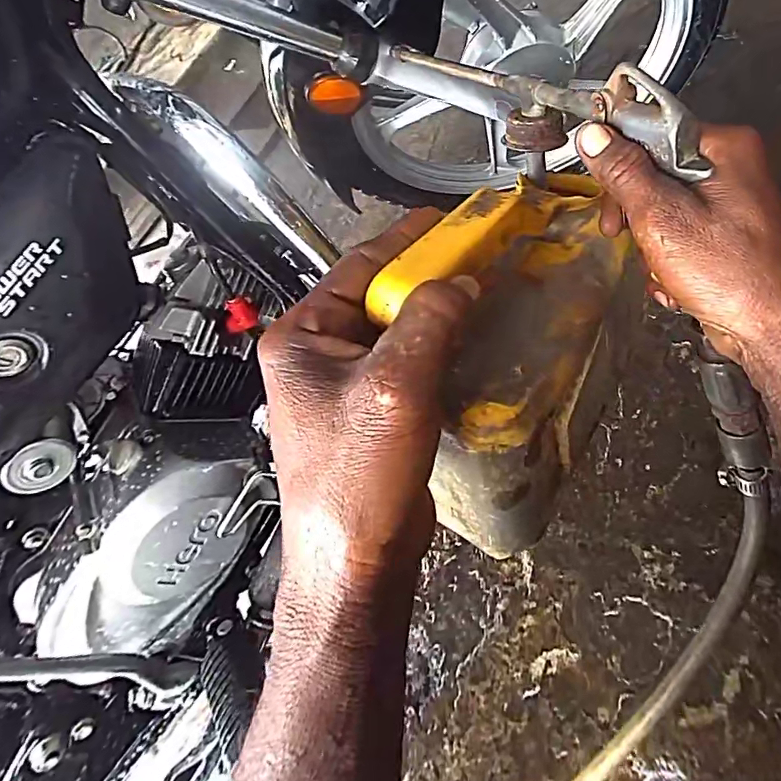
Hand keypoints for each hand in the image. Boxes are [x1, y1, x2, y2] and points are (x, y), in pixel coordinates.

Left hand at [256, 209, 478, 592]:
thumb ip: (427, 322)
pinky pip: (408, 361)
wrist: (358, 559)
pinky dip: (438, 346)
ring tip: (478, 290)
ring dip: (436, 312)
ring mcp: (346, 383)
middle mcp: (319, 354)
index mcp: (302, 338)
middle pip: (379, 297)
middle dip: (426, 278)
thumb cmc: (355, 479)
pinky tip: (469, 338)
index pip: (357, 268)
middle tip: (472, 257)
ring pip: (397, 330)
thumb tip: (459, 282)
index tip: (442, 222)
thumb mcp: (394, 386)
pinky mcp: (374, 409)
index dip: (404, 242)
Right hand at [574, 121, 780, 372]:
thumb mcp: (662, 216)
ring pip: (662, 210)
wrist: (778, 333)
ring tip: (662, 267)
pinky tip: (676, 282)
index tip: (604, 185)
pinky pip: (679, 236)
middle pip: (653, 173)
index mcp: (724, 148)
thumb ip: (624, 172)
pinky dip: (669, 261)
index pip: (651, 130)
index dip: (618, 160)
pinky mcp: (728, 236)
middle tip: (625, 232)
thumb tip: (596, 137)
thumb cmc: (737, 277)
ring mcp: (731, 205)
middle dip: (634, 214)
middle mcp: (732, 169)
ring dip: (651, 245)